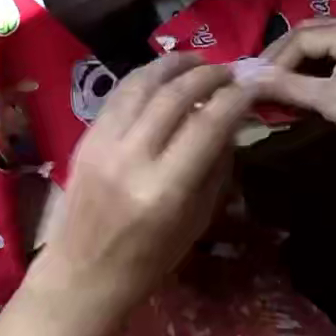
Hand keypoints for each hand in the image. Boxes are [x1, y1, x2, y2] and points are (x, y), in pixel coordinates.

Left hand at [25, 54, 253, 335]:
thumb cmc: (148, 261)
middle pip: (175, 96)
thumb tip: (230, 122)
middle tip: (230, 71)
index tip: (252, 86)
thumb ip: (215, 168)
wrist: (82, 274)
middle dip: (208, 75)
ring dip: (174, 65)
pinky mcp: (85, 138)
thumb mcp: (197, 221)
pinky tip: (162, 75)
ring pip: (142, 85)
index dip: (235, 99)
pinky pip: (118, 95)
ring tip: (198, 61)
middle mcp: (132, 159)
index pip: (208, 126)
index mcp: (165, 190)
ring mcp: (103, 145)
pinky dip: (144, 78)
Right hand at [242, 18, 335, 224]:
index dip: (274, 59)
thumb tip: (243, 77)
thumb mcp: (333, 102)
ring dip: (302, 66)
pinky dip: (322, 72)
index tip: (252, 84)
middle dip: (285, 59)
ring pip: (328, 46)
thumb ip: (287, 86)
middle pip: (315, 34)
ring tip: (278, 88)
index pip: (304, 35)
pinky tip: (307, 89)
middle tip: (260, 83)